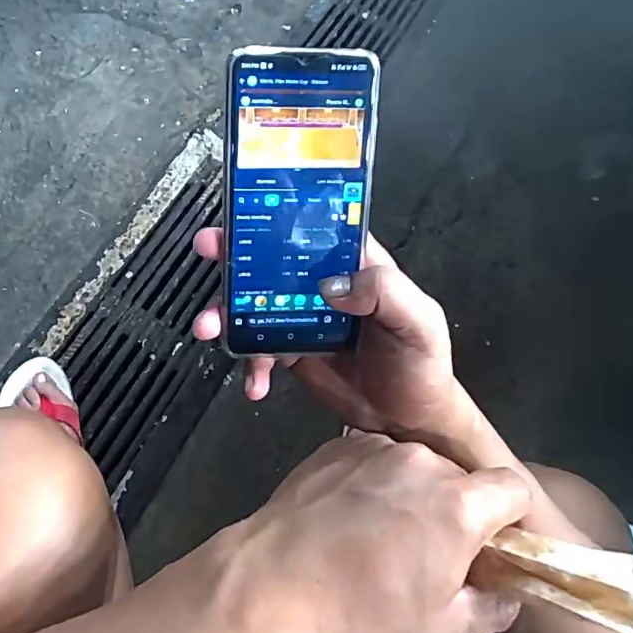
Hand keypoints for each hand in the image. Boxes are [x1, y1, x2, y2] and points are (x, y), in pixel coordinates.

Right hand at [191, 228, 469, 441]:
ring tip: (210, 328)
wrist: (409, 420)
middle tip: (211, 249)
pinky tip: (255, 382)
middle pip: (275, 260)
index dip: (284, 218)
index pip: (319, 230)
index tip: (250, 212)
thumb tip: (334, 284)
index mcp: (359, 265)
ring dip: (227, 312)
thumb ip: (385, 292)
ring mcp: (306, 318)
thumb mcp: (418, 320)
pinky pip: (260, 348)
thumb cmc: (423, 364)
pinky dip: (249, 363)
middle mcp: (328, 285)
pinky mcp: (294, 351)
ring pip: (257, 303)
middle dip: (238, 253)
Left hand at [227, 433, 528, 632]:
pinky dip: (374, 481)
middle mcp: (425, 462)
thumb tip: (508, 594)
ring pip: (417, 467)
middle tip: (425, 549)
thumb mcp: (437, 631)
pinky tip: (346, 514)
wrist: (271, 584)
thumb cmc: (360, 614)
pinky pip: (377, 458)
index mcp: (459, 505)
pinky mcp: (343, 443)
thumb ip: (488, 608)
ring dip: (412, 492)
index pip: (512, 487)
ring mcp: (380, 447)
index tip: (491, 541)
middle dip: (455, 509)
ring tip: (375, 532)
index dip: (510, 514)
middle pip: (461, 479)